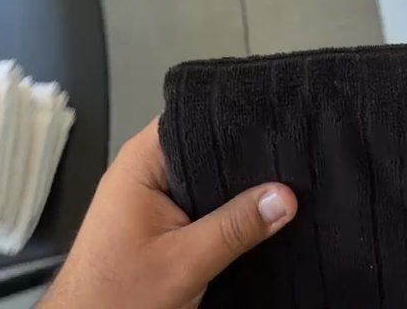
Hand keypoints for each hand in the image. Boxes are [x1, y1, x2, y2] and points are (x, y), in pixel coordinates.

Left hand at [39, 119, 296, 308]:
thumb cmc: (117, 296)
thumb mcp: (183, 262)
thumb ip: (234, 227)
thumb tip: (285, 195)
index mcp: (142, 158)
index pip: (196, 116)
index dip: (236, 118)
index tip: (276, 120)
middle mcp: (144, 166)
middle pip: (203, 145)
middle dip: (242, 155)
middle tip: (288, 155)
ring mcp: (148, 193)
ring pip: (202, 175)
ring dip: (233, 184)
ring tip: (281, 178)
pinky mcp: (155, 219)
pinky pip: (196, 198)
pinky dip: (221, 205)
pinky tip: (253, 210)